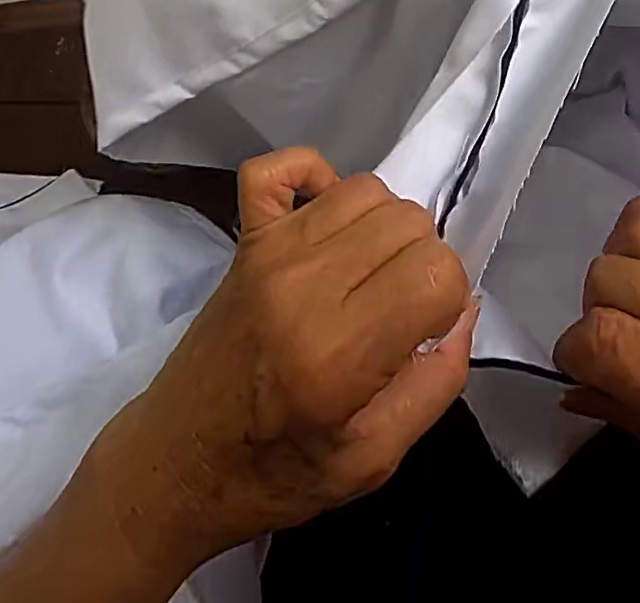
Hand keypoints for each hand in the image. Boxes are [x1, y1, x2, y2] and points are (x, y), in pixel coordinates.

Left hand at [0, 148, 474, 600]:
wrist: (175, 465)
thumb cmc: (277, 471)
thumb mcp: (375, 458)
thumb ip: (438, 382)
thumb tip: (464, 306)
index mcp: (340, 354)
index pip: (436, 272)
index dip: (450, 296)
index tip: (428, 326)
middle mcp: (304, 287)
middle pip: (409, 221)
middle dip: (424, 260)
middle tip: (399, 302)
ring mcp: (269, 252)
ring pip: (366, 189)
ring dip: (386, 224)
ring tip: (370, 267)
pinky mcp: (244, 239)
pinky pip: (280, 168)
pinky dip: (314, 173)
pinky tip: (326, 211)